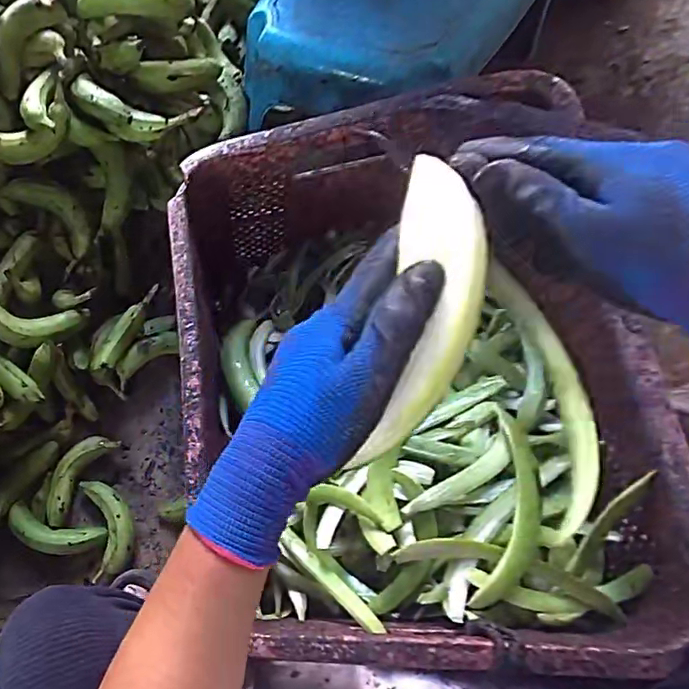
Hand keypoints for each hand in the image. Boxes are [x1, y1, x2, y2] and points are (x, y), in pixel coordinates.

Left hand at [187, 229, 444, 567]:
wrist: (264, 466)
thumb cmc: (320, 424)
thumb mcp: (367, 375)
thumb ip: (394, 325)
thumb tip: (425, 267)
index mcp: (332, 324)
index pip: (371, 273)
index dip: (399, 247)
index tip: (424, 222)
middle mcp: (311, 331)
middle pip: (357, 296)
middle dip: (388, 277)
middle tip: (421, 261)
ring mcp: (298, 355)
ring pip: (344, 322)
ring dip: (372, 309)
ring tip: (400, 307)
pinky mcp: (294, 379)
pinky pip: (335, 345)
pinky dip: (358, 336)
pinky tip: (363, 352)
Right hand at [451, 137, 688, 388]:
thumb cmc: (658, 259)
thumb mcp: (587, 232)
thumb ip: (539, 199)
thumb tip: (491, 168)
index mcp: (612, 162)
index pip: (541, 150)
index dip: (498, 152)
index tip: (460, 156)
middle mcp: (642, 154)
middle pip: (568, 157)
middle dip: (523, 164)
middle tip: (484, 174)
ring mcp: (671, 171)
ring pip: (596, 171)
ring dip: (554, 178)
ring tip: (521, 192)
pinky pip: (620, 186)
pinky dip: (586, 193)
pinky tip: (580, 209)